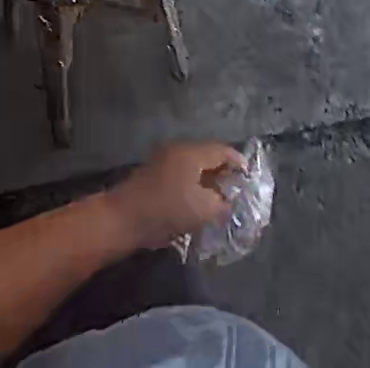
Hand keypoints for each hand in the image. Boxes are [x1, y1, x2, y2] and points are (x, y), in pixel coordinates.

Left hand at [103, 142, 243, 249]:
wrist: (122, 220)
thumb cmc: (166, 210)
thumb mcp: (202, 210)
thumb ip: (221, 203)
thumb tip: (228, 201)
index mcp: (193, 152)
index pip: (223, 150)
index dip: (238, 162)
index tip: (248, 176)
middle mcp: (179, 150)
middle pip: (208, 155)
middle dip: (223, 171)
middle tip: (235, 188)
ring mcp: (163, 161)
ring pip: (193, 166)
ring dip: (206, 179)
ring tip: (217, 199)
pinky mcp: (152, 176)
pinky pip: (180, 175)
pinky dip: (192, 185)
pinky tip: (195, 203)